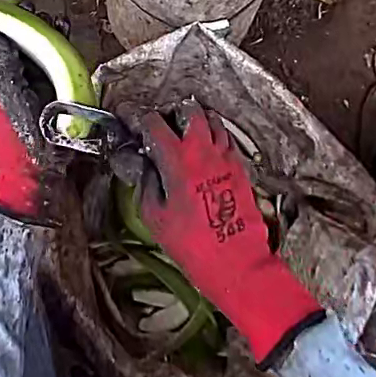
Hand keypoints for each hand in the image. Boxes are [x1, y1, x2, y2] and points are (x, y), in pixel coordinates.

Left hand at [0, 29, 64, 224]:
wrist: (40, 165)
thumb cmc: (16, 131)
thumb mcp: (2, 93)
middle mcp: (6, 73)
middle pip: (9, 36)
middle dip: (17, 16)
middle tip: (24, 3)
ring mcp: (29, 77)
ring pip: (32, 42)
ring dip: (38, 25)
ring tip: (45, 15)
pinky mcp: (50, 82)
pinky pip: (52, 54)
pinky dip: (57, 39)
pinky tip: (62, 27)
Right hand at [134, 106, 323, 364]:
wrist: (239, 265)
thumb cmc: (192, 244)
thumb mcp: (154, 217)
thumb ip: (146, 184)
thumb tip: (146, 167)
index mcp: (177, 159)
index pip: (155, 122)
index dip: (141, 118)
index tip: (134, 121)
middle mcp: (203, 151)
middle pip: (191, 110)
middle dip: (175, 111)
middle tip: (165, 123)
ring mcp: (226, 158)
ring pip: (214, 121)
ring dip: (198, 121)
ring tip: (187, 132)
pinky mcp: (241, 170)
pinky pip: (227, 141)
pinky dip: (216, 137)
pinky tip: (207, 151)